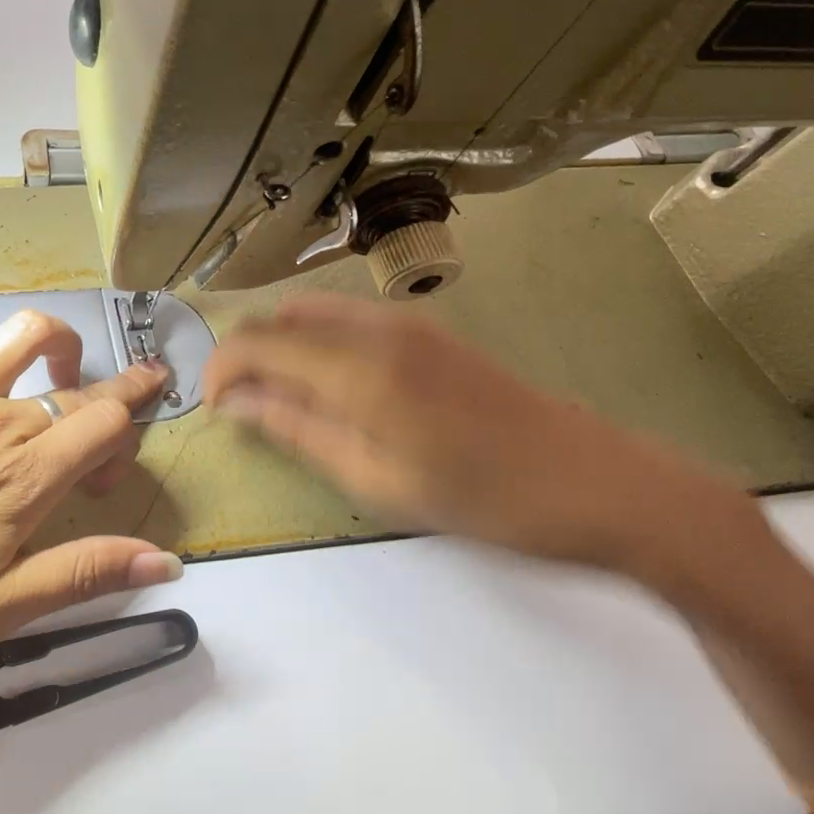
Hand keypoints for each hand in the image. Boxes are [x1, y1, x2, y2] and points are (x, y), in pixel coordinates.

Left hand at [0, 301, 179, 695]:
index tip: (114, 471)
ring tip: (55, 370)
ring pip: (19, 332)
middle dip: (109, 398)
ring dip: (54, 341)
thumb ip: (82, 576)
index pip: (107, 424)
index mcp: (24, 479)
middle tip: (103, 433)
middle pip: (74, 387)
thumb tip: (167, 562)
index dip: (130, 433)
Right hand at [202, 294, 768, 584]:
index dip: (220, 370)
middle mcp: (375, 327)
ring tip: (285, 406)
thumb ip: (297, 431)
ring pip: (312, 316)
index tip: (213, 412)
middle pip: (279, 318)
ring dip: (282, 349)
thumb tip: (233, 404)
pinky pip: (347, 322)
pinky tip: (333, 392)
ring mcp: (407, 323)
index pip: (255, 341)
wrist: (599, 484)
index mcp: (357, 366)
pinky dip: (317, 345)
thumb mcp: (376, 479)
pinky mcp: (429, 332)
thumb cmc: (483, 497)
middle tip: (246, 412)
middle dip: (246, 356)